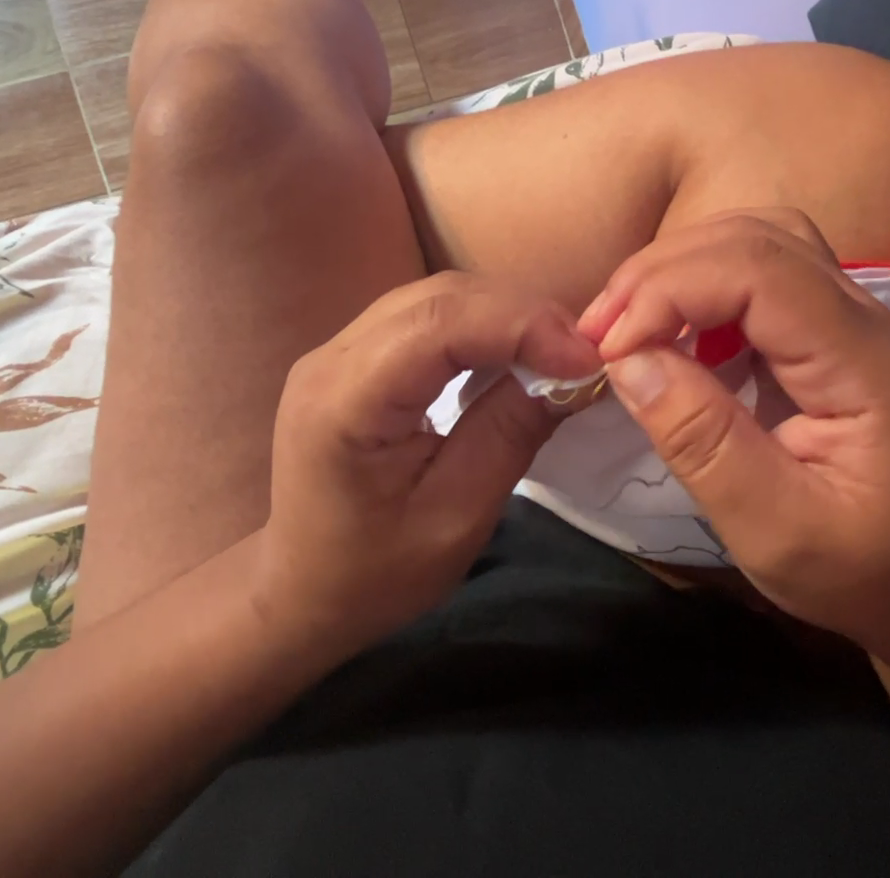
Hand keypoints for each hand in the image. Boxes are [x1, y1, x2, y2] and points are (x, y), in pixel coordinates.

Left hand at [255, 272, 602, 654]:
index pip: (438, 324)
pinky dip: (481, 327)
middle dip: (521, 314)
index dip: (521, 324)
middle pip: (438, 299)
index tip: (587, 358)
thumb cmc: (376, 574)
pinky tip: (513, 353)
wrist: (302, 590)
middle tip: (583, 356)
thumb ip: (510, 434)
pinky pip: (425, 319)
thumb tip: (575, 372)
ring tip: (558, 353)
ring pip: (435, 299)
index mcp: (342, 403)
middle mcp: (329, 358)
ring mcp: (335, 351)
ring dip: (505, 315)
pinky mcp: (352, 357)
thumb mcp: (456, 517)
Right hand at [578, 210, 889, 642]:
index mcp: (867, 364)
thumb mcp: (772, 530)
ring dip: (682, 271)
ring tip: (627, 323)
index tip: (607, 347)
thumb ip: (701, 441)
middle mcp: (868, 322)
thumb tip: (626, 360)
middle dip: (663, 272)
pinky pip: (763, 278)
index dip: (669, 289)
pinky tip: (674, 333)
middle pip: (758, 239)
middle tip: (599, 331)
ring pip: (761, 244)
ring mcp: (854, 324)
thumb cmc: (862, 576)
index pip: (761, 270)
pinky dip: (702, 290)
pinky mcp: (833, 337)